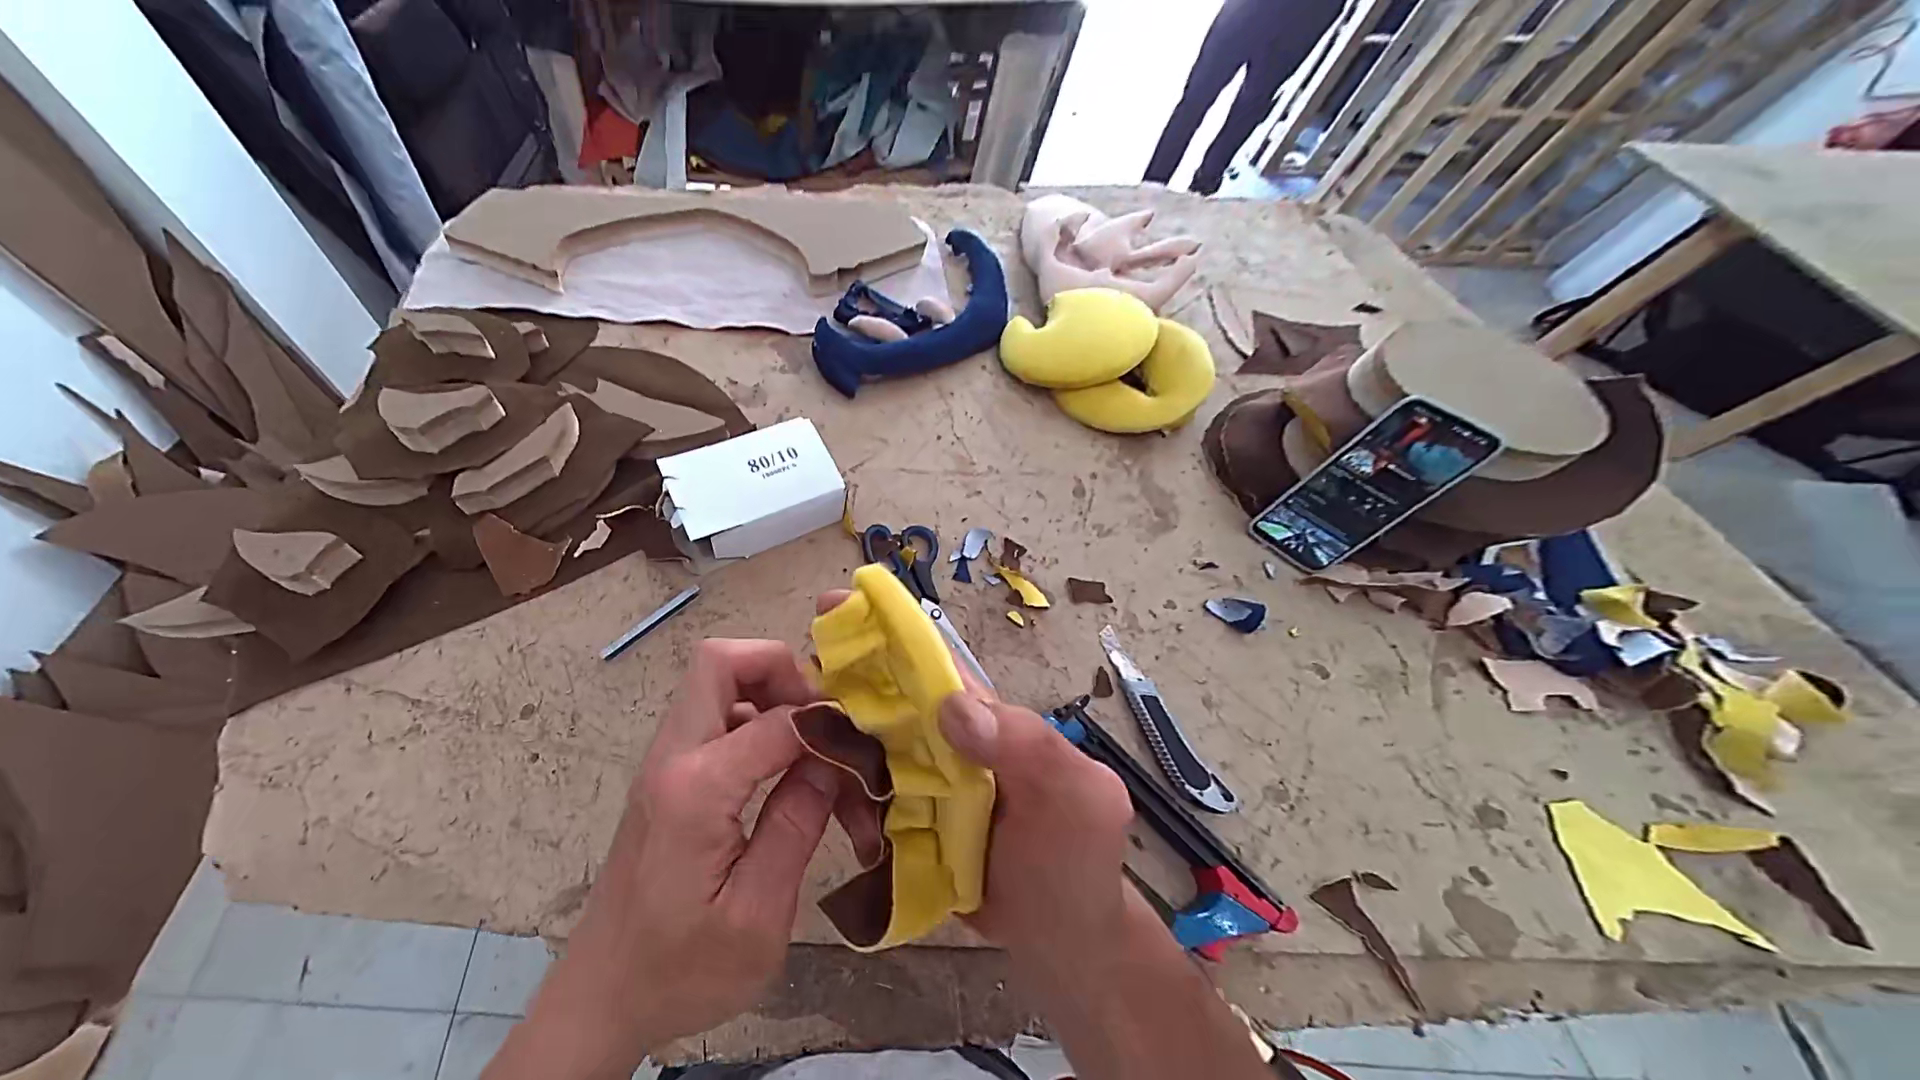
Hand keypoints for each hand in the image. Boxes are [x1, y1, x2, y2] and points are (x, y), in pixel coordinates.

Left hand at [487, 639, 841, 1079]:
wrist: (600, 1001)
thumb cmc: (680, 971)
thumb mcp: (757, 917)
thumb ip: (796, 825)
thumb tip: (833, 757)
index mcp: (694, 791)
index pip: (776, 720)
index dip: (827, 727)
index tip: (859, 756)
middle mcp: (671, 759)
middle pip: (720, 661)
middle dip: (782, 670)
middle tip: (822, 717)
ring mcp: (663, 762)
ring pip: (715, 678)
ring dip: (769, 688)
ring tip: (810, 738)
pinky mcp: (667, 775)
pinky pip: (712, 711)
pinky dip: (754, 712)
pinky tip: (781, 763)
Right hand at [808, 588, 1134, 959]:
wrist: (1063, 940)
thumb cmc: (1078, 861)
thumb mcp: (1076, 797)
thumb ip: (1027, 746)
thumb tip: (953, 704)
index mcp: (992, 722)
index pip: (938, 669)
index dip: (892, 635)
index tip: (838, 609)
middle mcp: (953, 742)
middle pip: (894, 701)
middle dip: (845, 677)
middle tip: (791, 672)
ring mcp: (927, 784)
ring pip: (873, 745)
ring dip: (832, 732)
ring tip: (784, 726)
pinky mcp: (908, 824)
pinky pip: (869, 796)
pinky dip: (841, 786)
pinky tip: (809, 783)